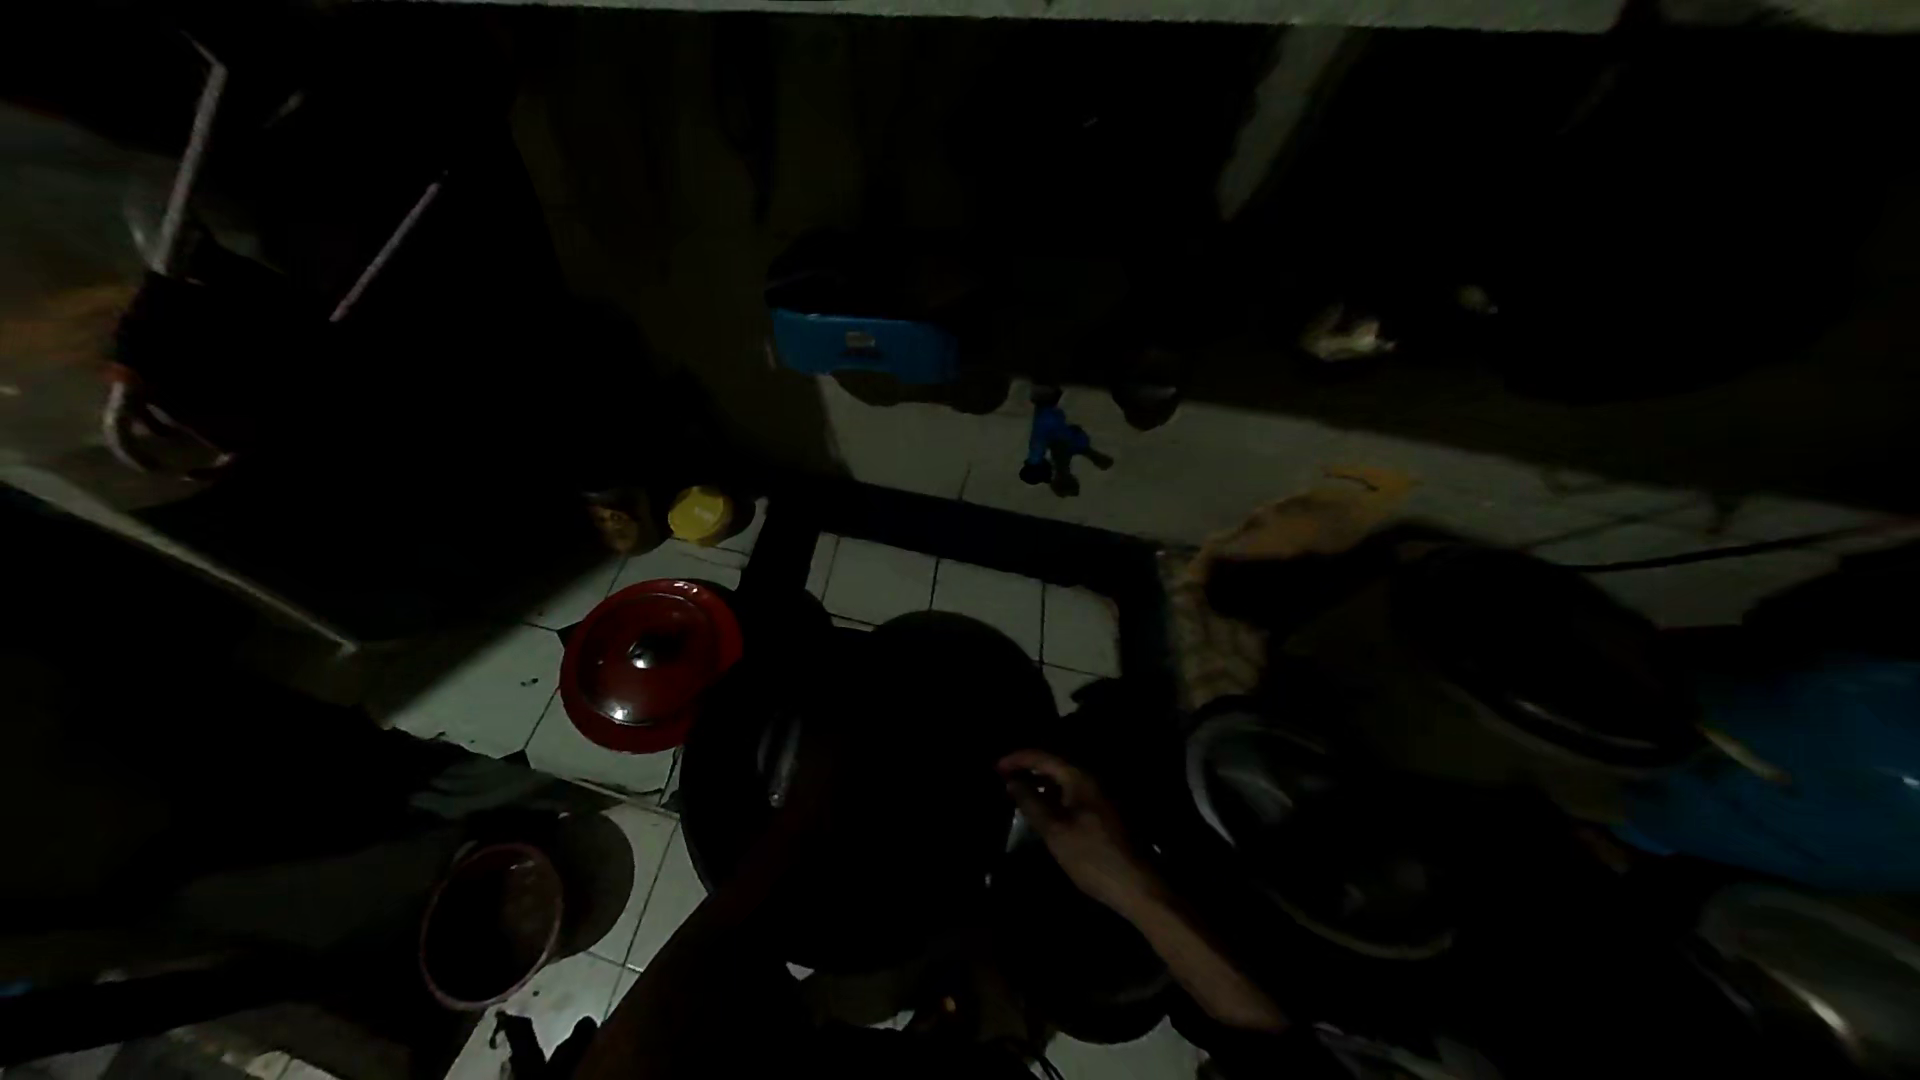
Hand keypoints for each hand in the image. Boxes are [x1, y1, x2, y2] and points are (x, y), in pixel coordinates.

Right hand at [997, 750, 1162, 916]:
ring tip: (1018, 795)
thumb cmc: (1092, 857)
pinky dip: (1054, 797)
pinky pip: (1072, 794)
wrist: (1139, 885)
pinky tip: (1043, 812)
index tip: (996, 768)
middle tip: (1004, 779)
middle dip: (1028, 769)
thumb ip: (1031, 803)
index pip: (1043, 756)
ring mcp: (1101, 795)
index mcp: (1079, 777)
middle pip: (1054, 764)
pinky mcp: (1104, 811)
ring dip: (1041, 784)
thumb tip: (1012, 781)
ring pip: (1064, 781)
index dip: (1017, 759)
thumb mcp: (1054, 831)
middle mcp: (1091, 779)